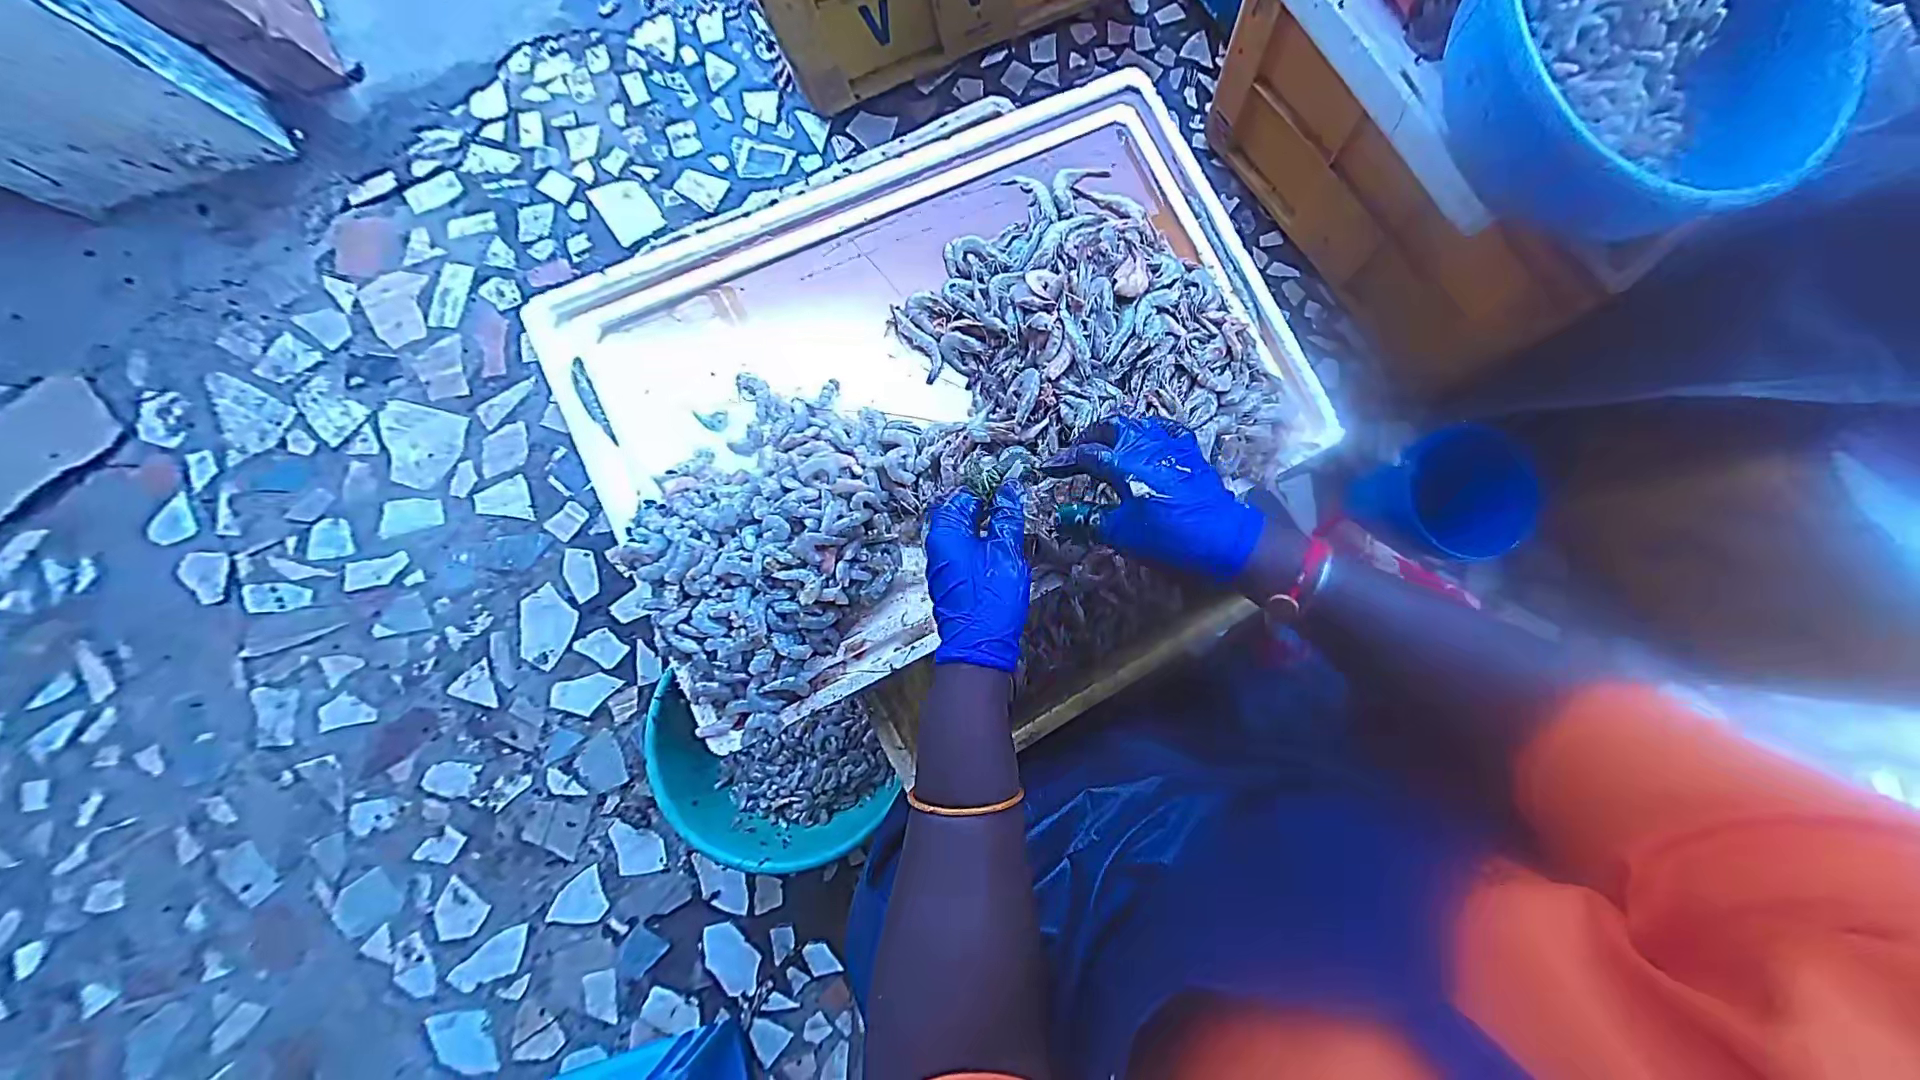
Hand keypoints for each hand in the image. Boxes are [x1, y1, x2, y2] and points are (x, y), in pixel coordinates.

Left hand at [925, 482, 1030, 672]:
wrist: (980, 646)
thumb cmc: (989, 600)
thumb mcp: (1005, 551)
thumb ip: (1007, 517)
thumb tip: (1010, 491)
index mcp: (945, 533)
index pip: (963, 495)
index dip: (988, 489)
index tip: (1011, 487)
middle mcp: (939, 547)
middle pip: (963, 515)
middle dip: (989, 507)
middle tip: (1016, 504)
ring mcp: (945, 567)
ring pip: (967, 535)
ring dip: (989, 528)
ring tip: (1015, 526)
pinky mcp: (954, 583)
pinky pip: (968, 554)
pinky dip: (986, 547)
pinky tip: (1006, 551)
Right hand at [1043, 415, 1265, 582]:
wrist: (1223, 538)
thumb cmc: (1168, 536)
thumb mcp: (1122, 532)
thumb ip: (1089, 519)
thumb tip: (1063, 514)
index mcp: (1124, 462)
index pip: (1085, 454)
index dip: (1064, 461)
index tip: (1049, 469)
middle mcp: (1146, 443)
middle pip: (1110, 426)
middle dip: (1089, 438)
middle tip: (1076, 454)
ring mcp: (1171, 443)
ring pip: (1136, 424)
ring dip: (1116, 433)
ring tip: (1106, 448)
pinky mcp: (1189, 451)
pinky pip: (1163, 430)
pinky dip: (1147, 434)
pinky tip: (1144, 445)